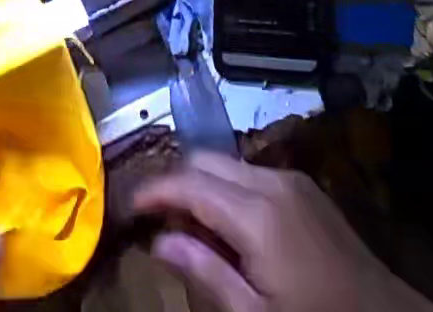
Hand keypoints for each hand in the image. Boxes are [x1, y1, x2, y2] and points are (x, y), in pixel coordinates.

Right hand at [134, 153, 432, 311]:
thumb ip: (205, 272)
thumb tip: (159, 240)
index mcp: (256, 213)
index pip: (188, 182)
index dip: (153, 191)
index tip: (128, 206)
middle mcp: (270, 180)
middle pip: (205, 160)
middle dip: (175, 182)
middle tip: (155, 219)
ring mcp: (291, 180)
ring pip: (227, 163)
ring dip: (201, 184)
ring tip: (186, 225)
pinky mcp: (304, 188)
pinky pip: (251, 174)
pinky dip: (227, 189)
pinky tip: (225, 225)